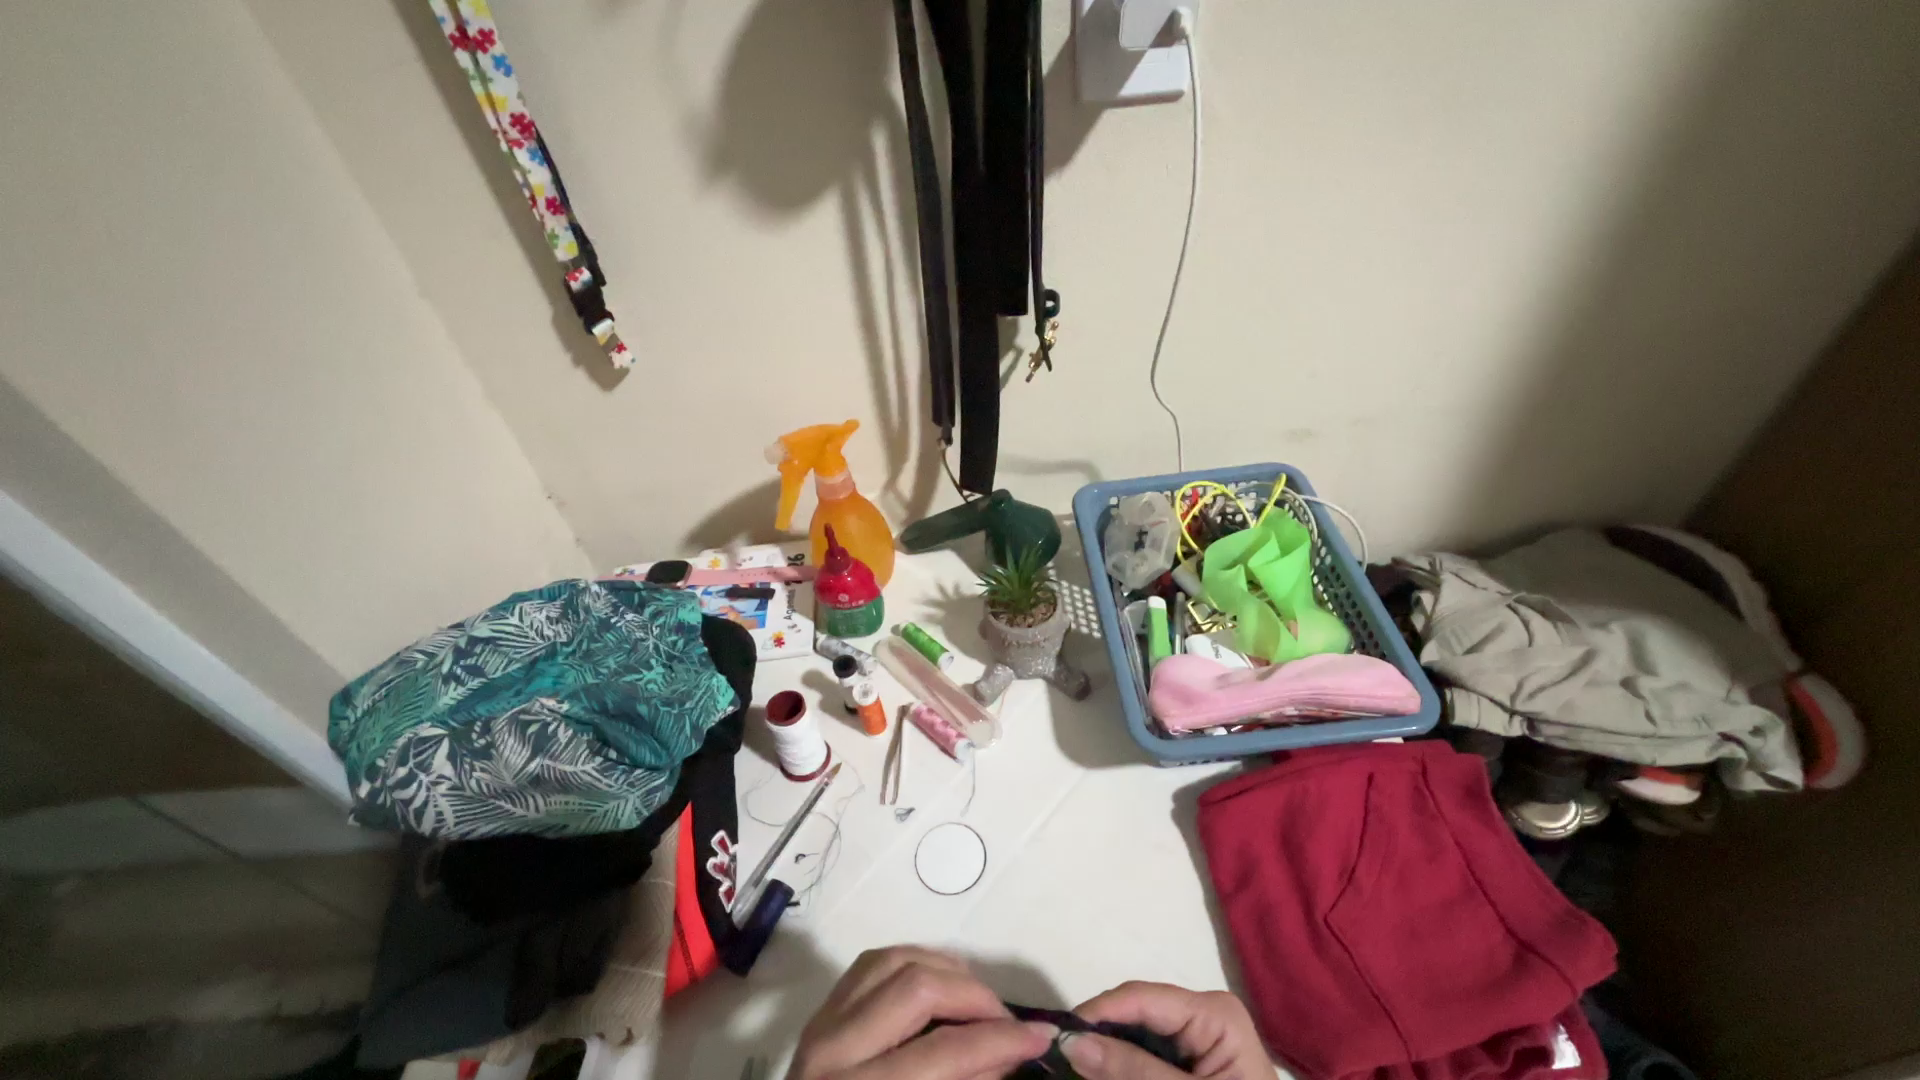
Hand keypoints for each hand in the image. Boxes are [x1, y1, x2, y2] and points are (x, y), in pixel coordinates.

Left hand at [788, 946, 1056, 1079]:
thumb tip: (1011, 1049)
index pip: (942, 1053)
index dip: (998, 1040)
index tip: (1042, 1036)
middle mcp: (834, 1049)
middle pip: (917, 988)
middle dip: (976, 998)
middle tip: (1009, 1021)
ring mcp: (823, 1021)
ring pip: (895, 960)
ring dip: (946, 971)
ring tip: (980, 1000)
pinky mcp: (824, 1008)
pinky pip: (875, 962)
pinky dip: (916, 961)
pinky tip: (943, 982)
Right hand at [1064, 981, 1271, 1078]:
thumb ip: (1134, 1071)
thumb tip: (1072, 1041)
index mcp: (1213, 1012)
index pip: (1141, 997)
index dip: (1097, 1012)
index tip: (1057, 1036)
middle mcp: (1202, 1013)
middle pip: (1134, 1013)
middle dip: (1099, 1035)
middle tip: (1060, 1057)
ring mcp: (1196, 1037)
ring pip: (1134, 1034)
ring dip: (1107, 1053)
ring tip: (1074, 1067)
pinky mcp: (1188, 1061)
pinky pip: (1146, 1053)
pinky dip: (1124, 1067)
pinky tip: (1103, 1075)